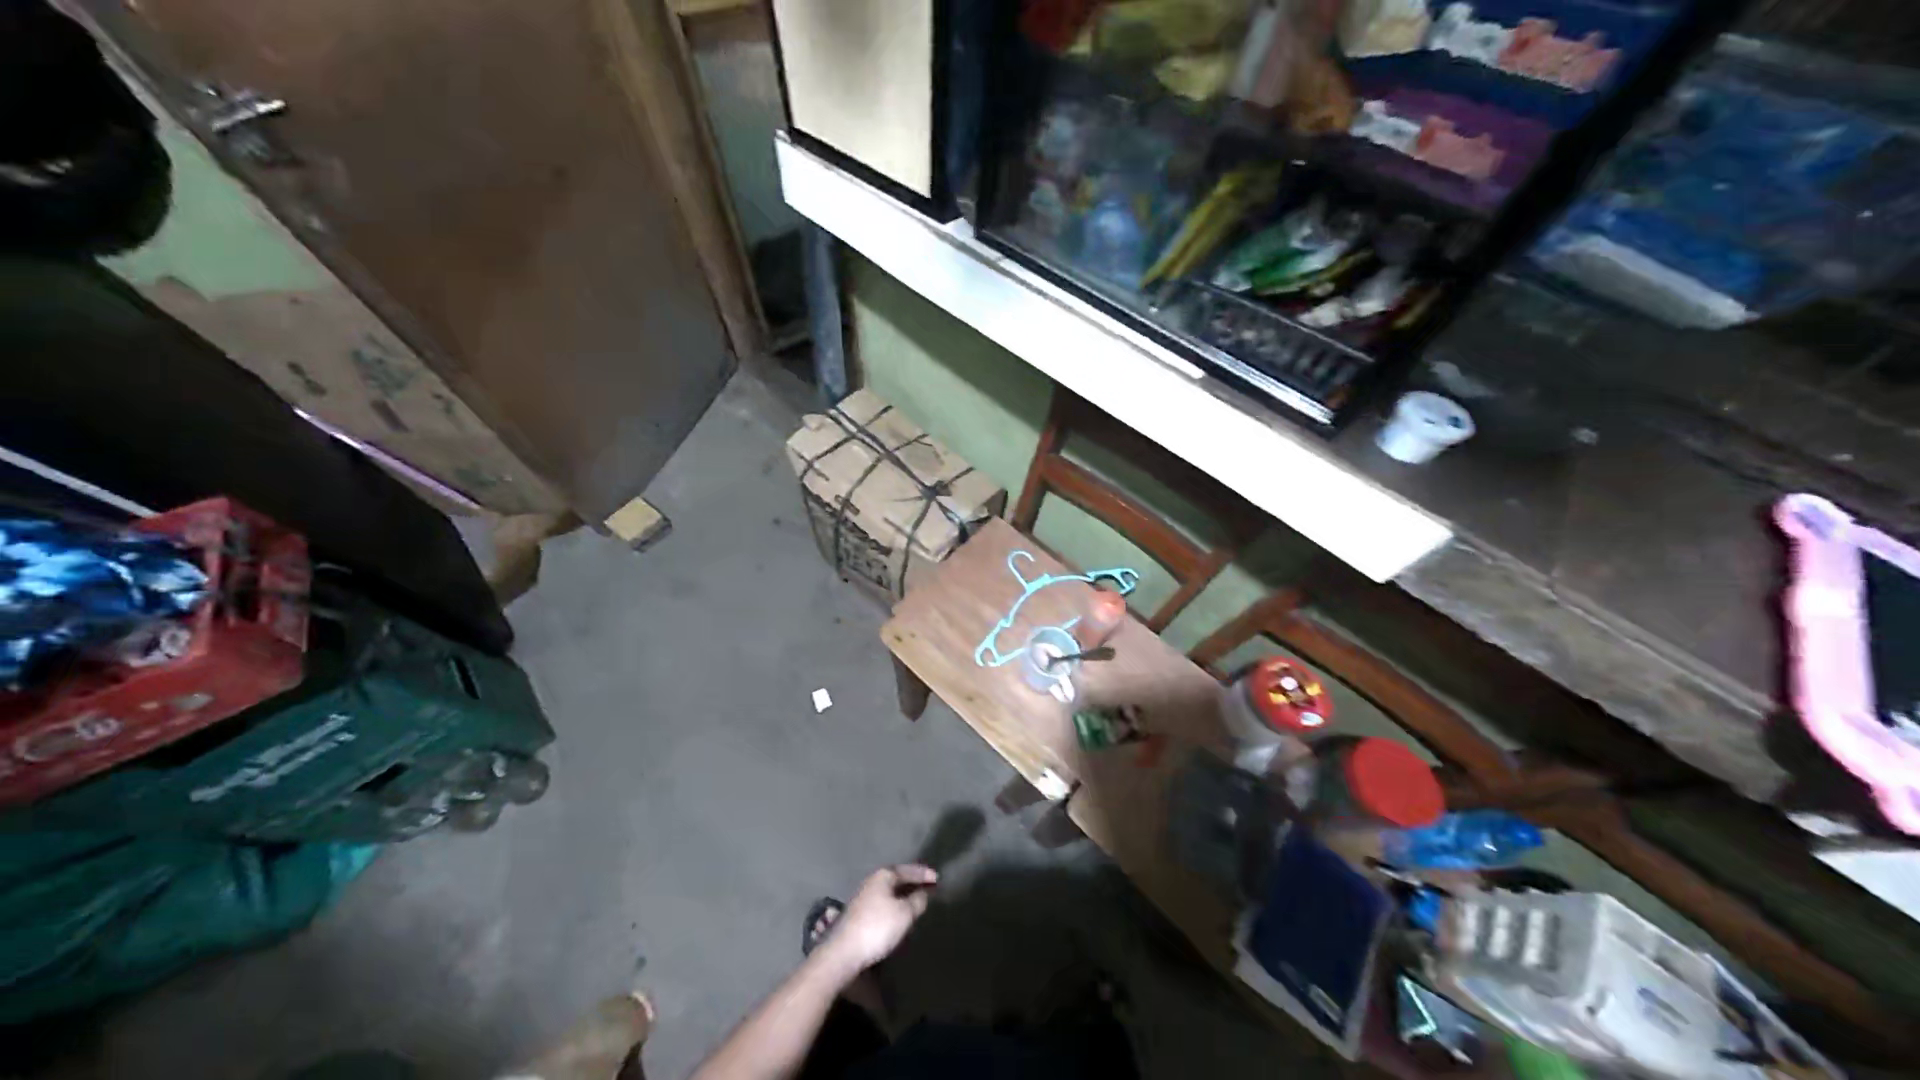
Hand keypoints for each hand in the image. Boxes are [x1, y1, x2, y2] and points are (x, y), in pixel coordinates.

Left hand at [815, 864, 937, 979]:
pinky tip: (899, 913)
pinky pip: (883, 901)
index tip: (937, 878)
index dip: (923, 874)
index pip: (907, 870)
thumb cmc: (878, 927)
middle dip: (913, 882)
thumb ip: (918, 901)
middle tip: (929, 886)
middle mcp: (872, 881)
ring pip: (889, 890)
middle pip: (896, 878)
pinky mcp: (858, 913)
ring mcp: (863, 897)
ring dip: (903, 894)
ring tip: (917, 899)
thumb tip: (923, 893)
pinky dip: (895, 903)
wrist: (845, 951)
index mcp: (883, 875)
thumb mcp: (905, 913)